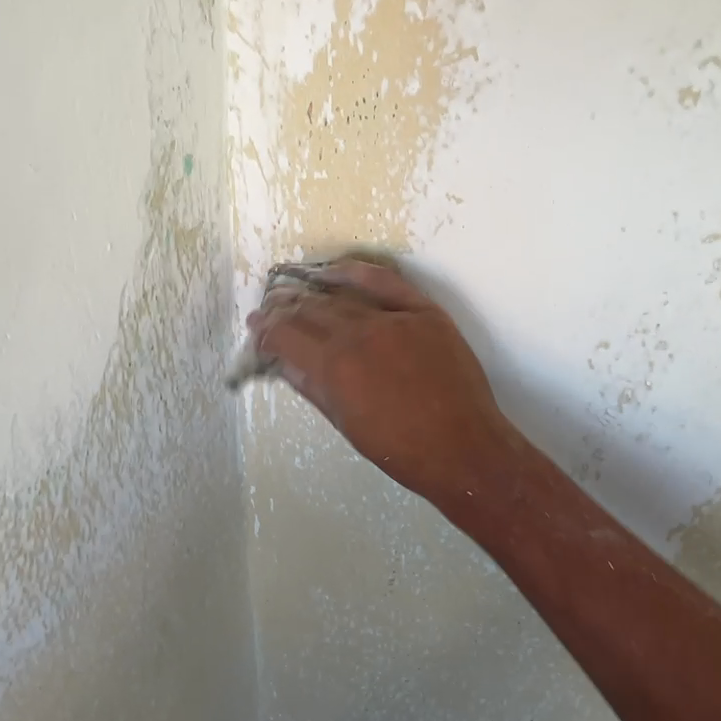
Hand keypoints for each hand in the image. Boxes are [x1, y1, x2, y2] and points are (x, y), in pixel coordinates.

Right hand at [246, 257, 524, 504]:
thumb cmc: (401, 449)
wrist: (463, 448)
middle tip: (268, 309)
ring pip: (341, 297)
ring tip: (292, 292)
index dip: (266, 332)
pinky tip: (334, 270)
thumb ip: (313, 388)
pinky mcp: (423, 312)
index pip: (287, 336)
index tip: (257, 330)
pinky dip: (356, 272)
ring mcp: (393, 319)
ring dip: (311, 293)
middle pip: (310, 311)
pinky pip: (384, 281)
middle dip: (283, 310)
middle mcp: (359, 334)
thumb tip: (285, 364)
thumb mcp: (346, 424)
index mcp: (335, 367)